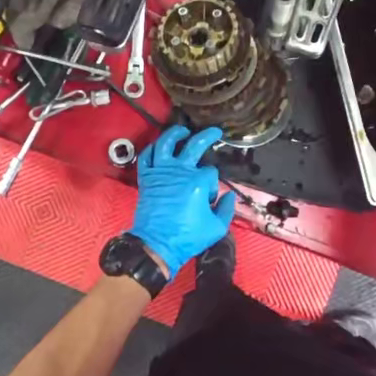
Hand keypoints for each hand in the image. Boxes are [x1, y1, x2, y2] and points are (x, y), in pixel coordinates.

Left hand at [128, 125, 236, 274]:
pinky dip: (152, 149)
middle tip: (215, 131)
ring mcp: (161, 173)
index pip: (211, 172)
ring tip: (183, 130)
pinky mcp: (146, 178)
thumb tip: (228, 196)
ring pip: (165, 143)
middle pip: (194, 145)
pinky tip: (159, 146)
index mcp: (198, 182)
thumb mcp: (217, 227)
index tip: (209, 198)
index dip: (213, 184)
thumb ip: (227, 209)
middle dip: (207, 136)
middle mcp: (180, 172)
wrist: (157, 244)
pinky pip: (146, 157)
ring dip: (175, 134)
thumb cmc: (188, 237)